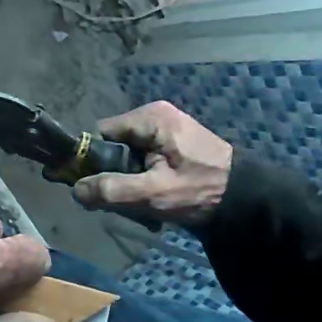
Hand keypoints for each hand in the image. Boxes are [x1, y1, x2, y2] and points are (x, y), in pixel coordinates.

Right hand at [72, 101, 232, 225]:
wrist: (246, 200)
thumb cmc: (199, 191)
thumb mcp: (152, 193)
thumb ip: (111, 190)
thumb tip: (75, 189)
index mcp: (149, 118)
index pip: (100, 135)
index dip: (93, 162)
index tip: (100, 189)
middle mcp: (154, 115)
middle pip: (113, 147)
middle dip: (115, 177)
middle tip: (127, 203)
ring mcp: (166, 128)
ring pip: (127, 156)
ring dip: (130, 183)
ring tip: (145, 205)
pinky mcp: (173, 142)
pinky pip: (143, 159)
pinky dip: (144, 180)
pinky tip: (156, 198)